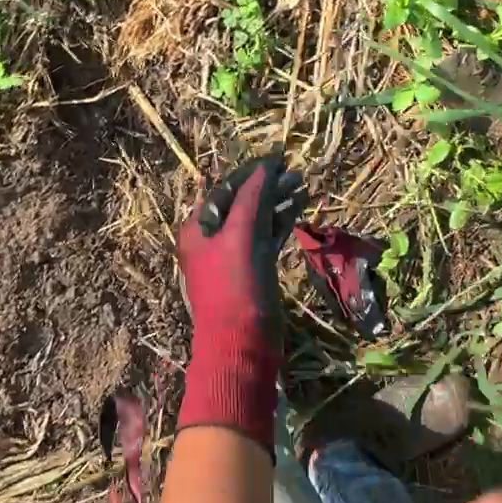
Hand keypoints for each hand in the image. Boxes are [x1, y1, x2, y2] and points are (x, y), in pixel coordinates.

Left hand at [174, 156, 304, 448]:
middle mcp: (213, 238)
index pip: (226, 188)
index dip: (251, 172)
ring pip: (258, 218)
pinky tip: (300, 206)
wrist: (240, 345)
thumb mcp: (241, 237)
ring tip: (303, 184)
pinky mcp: (254, 269)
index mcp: (199, 228)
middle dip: (268, 185)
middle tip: (295, 171)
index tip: (278, 157)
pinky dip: (282, 221)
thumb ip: (252, 199)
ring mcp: (234, 254)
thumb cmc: (235, 288)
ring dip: (278, 200)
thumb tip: (265, 168)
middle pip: (243, 201)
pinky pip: (268, 236)